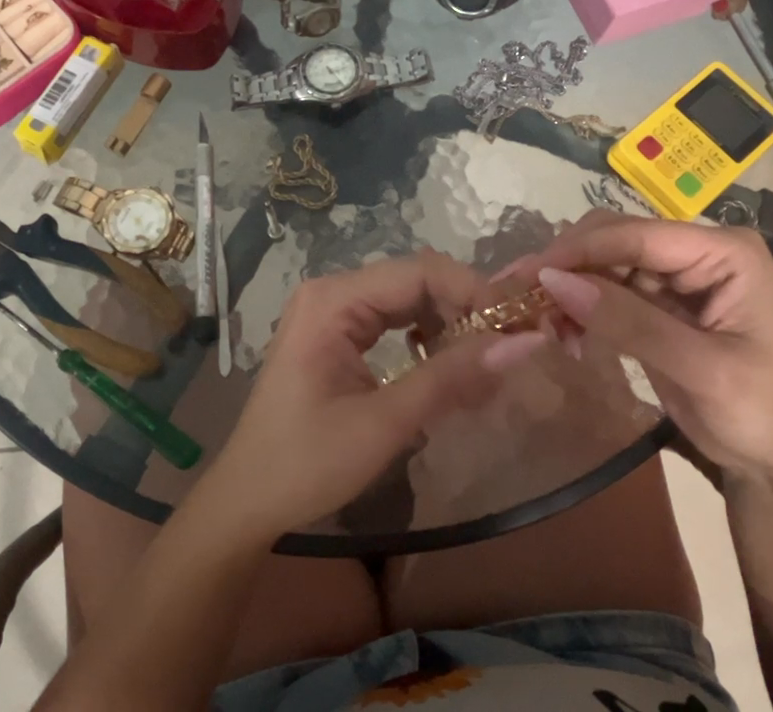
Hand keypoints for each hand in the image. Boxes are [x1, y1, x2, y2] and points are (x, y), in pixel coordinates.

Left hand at [198, 250, 545, 539]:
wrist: (248, 500)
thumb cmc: (307, 463)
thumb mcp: (385, 422)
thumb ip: (452, 377)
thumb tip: (524, 342)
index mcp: (332, 300)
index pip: (420, 271)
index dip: (474, 292)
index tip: (517, 328)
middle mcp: (331, 293)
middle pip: (416, 280)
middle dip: (466, 309)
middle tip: (510, 348)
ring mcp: (331, 314)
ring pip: (409, 301)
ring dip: (450, 326)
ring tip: (486, 363)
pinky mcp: (335, 337)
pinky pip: (393, 323)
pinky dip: (427, 341)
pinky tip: (450, 370)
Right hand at [503, 213, 772, 486]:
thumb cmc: (765, 414)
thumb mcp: (700, 368)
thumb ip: (627, 320)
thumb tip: (551, 280)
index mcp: (724, 252)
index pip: (637, 235)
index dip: (579, 250)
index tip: (527, 276)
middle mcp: (699, 253)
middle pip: (615, 240)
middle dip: (568, 267)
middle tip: (520, 300)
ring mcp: (679, 279)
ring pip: (604, 265)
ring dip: (570, 291)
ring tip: (543, 327)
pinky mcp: (661, 307)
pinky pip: (609, 294)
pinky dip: (582, 311)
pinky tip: (566, 337)